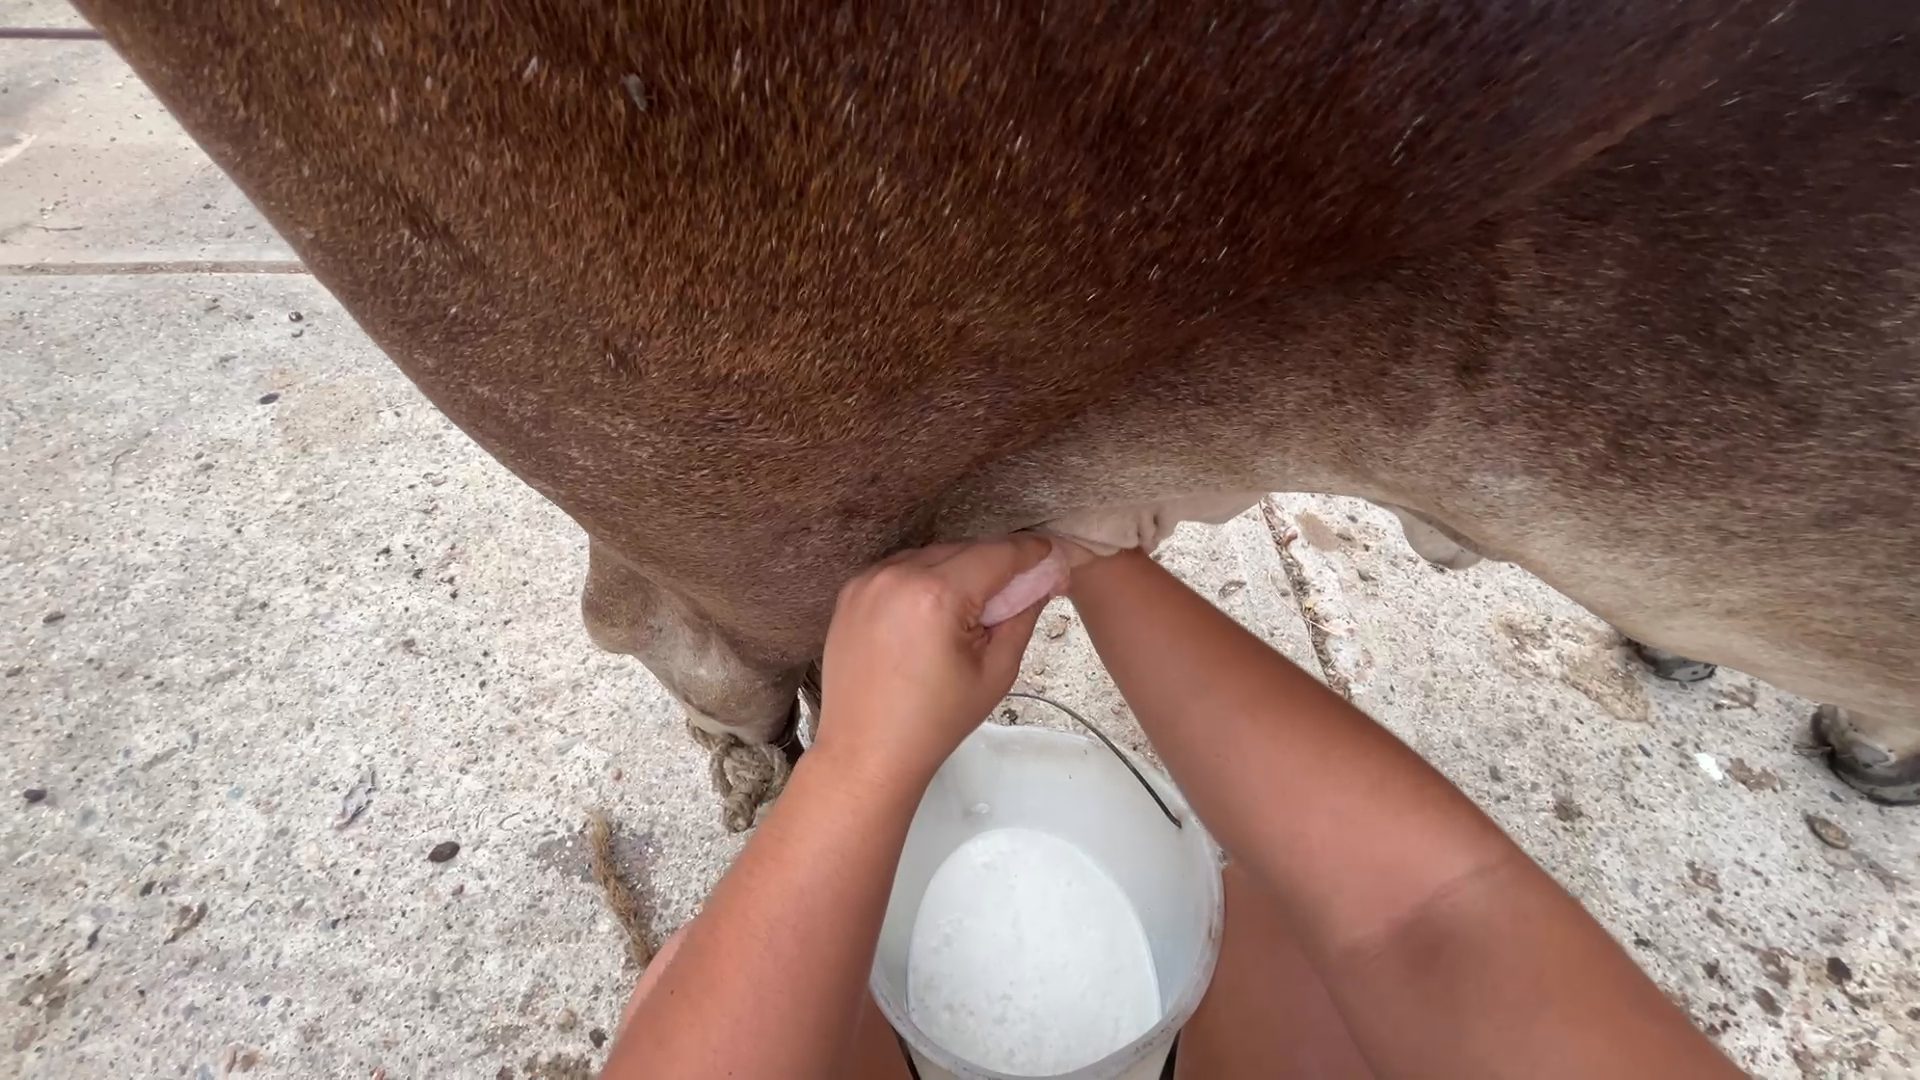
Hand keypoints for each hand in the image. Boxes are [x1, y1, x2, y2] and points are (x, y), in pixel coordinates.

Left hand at [814, 535, 1065, 783]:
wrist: (866, 751)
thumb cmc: (933, 721)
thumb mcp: (996, 671)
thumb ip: (1022, 616)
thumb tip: (1041, 582)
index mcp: (935, 596)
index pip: (996, 554)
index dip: (1029, 551)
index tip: (1049, 551)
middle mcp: (897, 577)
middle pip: (964, 550)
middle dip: (994, 565)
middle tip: (1017, 590)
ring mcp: (868, 581)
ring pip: (931, 556)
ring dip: (957, 571)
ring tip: (969, 610)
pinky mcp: (851, 592)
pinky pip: (901, 569)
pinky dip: (923, 580)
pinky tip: (933, 613)